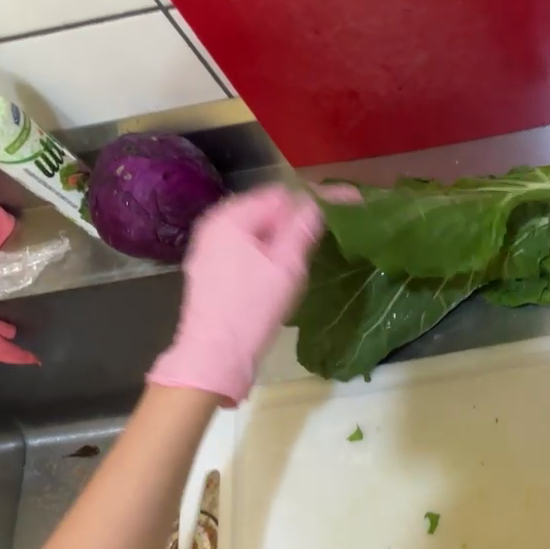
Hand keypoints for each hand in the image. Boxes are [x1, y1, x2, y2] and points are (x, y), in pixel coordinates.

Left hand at [148, 184, 323, 403]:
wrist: (215, 354)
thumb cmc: (253, 308)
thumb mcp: (287, 266)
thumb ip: (303, 229)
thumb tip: (320, 201)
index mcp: (230, 217)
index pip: (280, 194)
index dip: (312, 202)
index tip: (342, 215)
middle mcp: (214, 225)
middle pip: (266, 211)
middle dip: (294, 224)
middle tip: (318, 247)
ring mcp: (208, 248)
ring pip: (256, 233)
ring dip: (281, 242)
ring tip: (299, 265)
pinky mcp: (210, 270)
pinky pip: (244, 250)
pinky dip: (265, 255)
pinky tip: (277, 278)